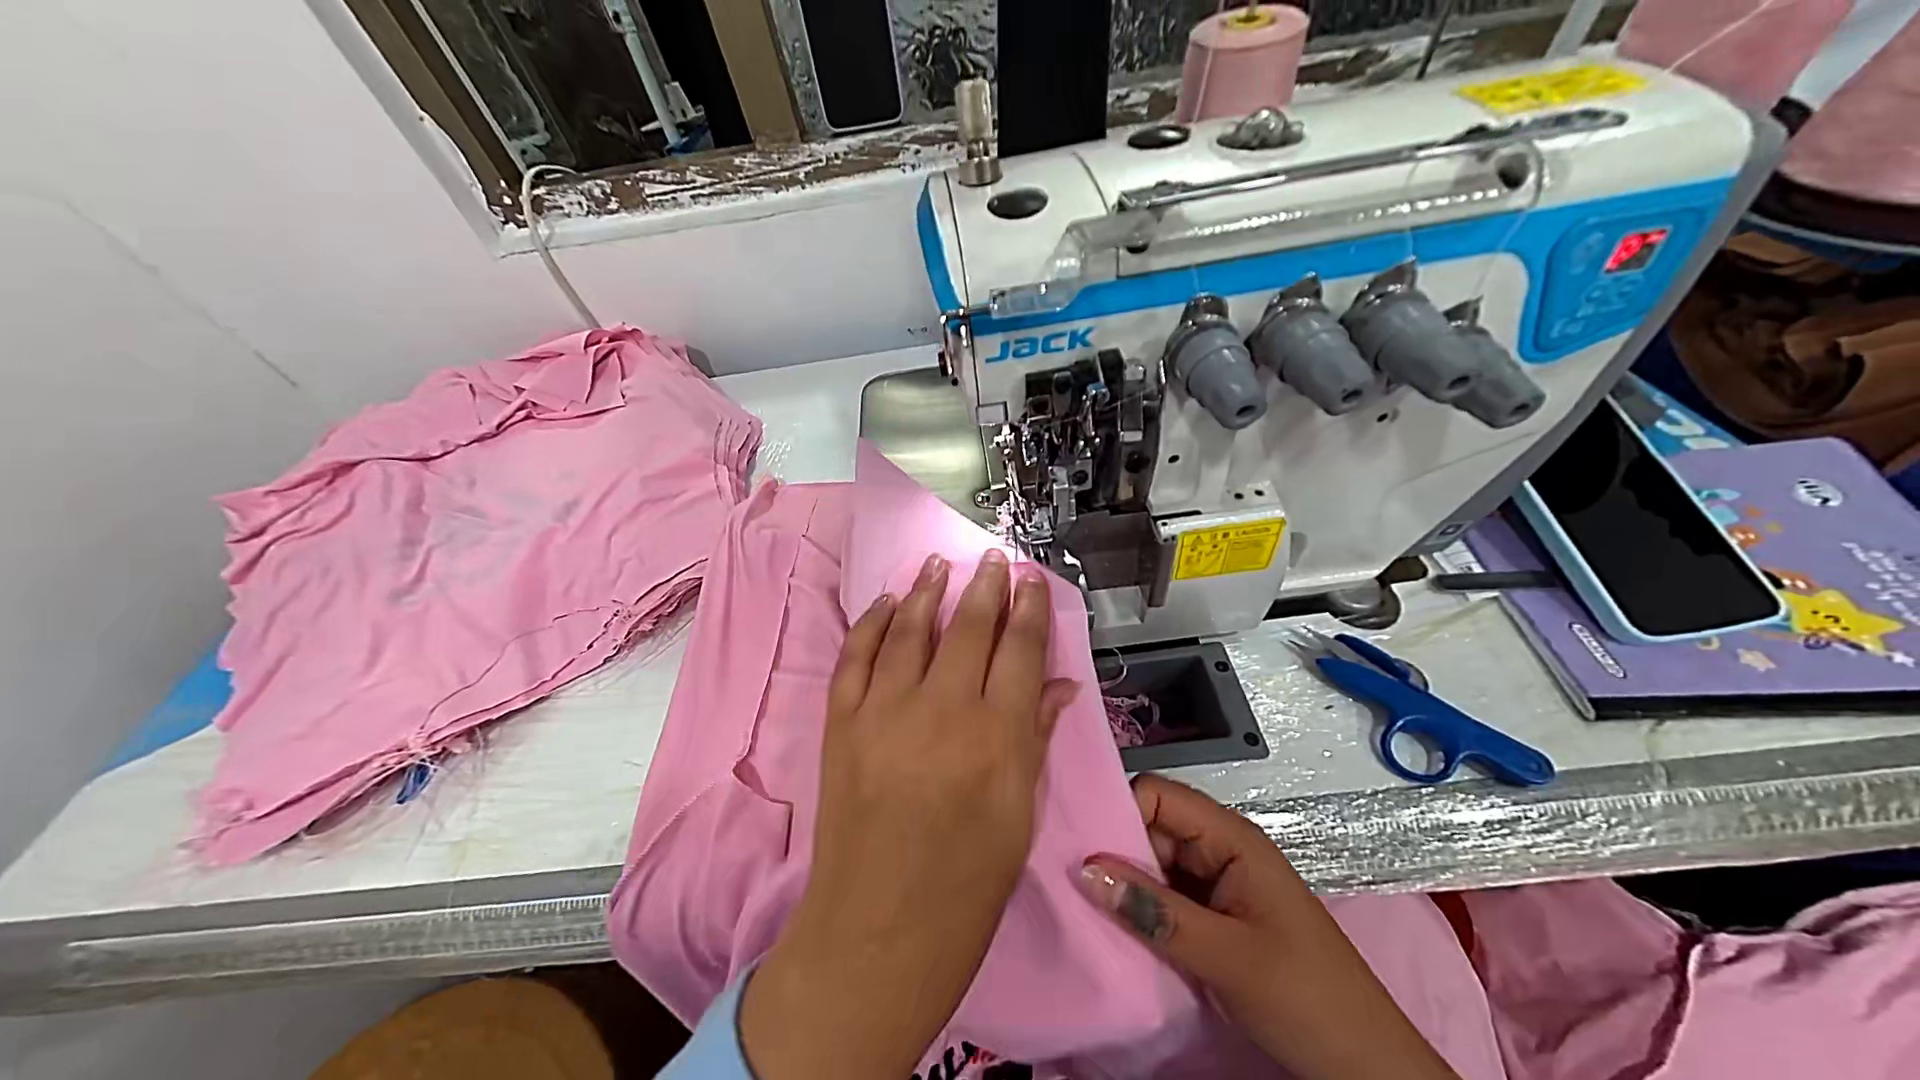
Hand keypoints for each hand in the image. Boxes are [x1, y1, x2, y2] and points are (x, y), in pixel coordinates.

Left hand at [740, 549, 1078, 1079]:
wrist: (877, 933)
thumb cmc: (966, 889)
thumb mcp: (1019, 818)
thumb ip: (1034, 741)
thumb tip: (1057, 686)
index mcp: (996, 738)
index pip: (1018, 651)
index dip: (1028, 610)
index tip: (1030, 580)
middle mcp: (942, 711)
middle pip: (967, 629)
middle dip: (984, 588)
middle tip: (992, 559)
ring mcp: (884, 713)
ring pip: (908, 631)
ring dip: (925, 592)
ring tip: (938, 564)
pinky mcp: (841, 725)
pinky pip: (855, 657)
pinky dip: (869, 624)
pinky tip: (883, 603)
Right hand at [1075, 775, 1460, 1079]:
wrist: (1365, 1069)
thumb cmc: (1307, 998)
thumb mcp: (1228, 956)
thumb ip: (1155, 913)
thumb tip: (1083, 869)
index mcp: (1231, 838)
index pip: (1158, 795)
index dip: (1119, 811)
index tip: (1079, 848)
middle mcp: (1219, 850)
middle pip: (1149, 828)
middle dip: (1113, 851)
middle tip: (1068, 884)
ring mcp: (1215, 885)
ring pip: (1151, 866)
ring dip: (1122, 885)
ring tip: (1080, 907)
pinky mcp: (1210, 918)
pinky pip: (1161, 899)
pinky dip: (1137, 911)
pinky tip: (1110, 929)